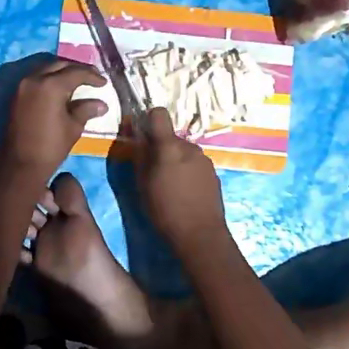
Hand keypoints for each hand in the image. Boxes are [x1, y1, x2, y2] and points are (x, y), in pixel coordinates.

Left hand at [0, 59, 106, 176]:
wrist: (21, 164)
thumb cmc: (51, 146)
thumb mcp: (73, 127)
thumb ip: (86, 110)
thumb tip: (101, 104)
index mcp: (51, 85)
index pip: (76, 72)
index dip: (92, 76)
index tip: (103, 83)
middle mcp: (34, 79)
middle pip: (59, 64)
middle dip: (77, 69)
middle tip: (92, 78)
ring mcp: (23, 86)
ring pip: (46, 70)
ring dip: (62, 72)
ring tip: (77, 82)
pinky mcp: (17, 95)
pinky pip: (37, 79)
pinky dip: (50, 80)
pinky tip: (61, 90)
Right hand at [137, 107, 228, 248]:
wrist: (200, 235)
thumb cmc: (164, 210)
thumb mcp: (142, 184)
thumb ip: (138, 155)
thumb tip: (134, 133)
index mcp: (169, 146)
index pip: (159, 113)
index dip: (149, 120)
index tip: (143, 137)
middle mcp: (190, 147)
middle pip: (171, 137)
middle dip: (161, 148)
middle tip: (152, 172)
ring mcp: (205, 160)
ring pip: (183, 151)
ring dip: (175, 161)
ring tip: (169, 187)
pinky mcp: (214, 173)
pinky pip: (195, 164)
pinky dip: (187, 172)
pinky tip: (184, 194)